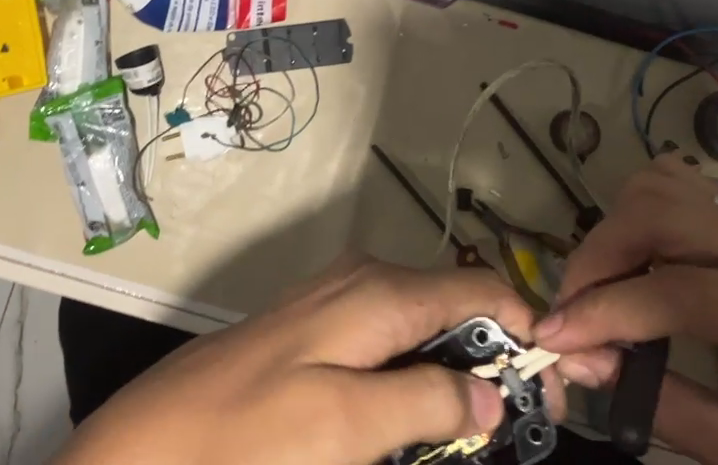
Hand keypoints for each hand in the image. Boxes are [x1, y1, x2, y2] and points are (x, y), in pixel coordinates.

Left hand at [54, 257, 550, 464]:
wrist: (155, 437)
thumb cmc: (252, 430)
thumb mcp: (346, 424)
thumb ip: (426, 400)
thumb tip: (493, 395)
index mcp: (379, 292)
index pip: (480, 291)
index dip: (529, 331)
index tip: (562, 387)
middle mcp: (364, 281)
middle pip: (457, 305)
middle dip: (499, 354)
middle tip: (527, 421)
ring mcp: (339, 302)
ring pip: (426, 324)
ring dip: (462, 368)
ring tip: (484, 428)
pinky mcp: (321, 330)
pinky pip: (392, 340)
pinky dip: (422, 372)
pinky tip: (424, 417)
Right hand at [535, 157, 717, 464]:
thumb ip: (668, 405)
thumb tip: (577, 358)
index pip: (687, 290)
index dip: (607, 310)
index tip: (552, 338)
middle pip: (668, 214)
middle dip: (600, 258)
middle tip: (568, 312)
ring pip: (669, 188)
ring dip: (617, 234)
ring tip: (599, 293)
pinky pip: (686, 195)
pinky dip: (642, 222)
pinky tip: (634, 268)